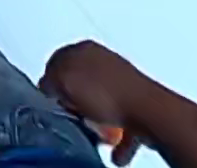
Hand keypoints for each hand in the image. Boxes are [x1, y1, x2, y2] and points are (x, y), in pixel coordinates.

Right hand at [39, 41, 161, 165]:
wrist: (149, 112)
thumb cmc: (108, 94)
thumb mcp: (64, 83)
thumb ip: (50, 81)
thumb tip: (47, 86)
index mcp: (83, 47)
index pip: (58, 60)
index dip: (52, 81)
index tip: (51, 97)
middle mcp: (103, 59)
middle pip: (80, 80)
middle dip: (76, 100)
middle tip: (72, 114)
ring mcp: (123, 79)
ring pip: (102, 101)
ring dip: (97, 118)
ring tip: (93, 133)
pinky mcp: (140, 102)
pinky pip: (123, 120)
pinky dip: (118, 136)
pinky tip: (114, 149)